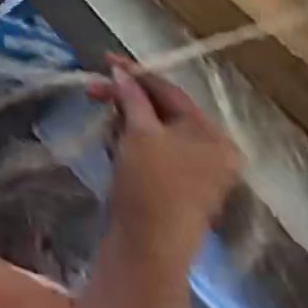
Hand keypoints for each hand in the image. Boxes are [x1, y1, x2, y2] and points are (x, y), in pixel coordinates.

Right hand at [90, 59, 241, 251]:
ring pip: (158, 130)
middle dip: (128, 100)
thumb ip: (131, 97)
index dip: (135, 74)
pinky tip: (115, 143)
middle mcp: (213, 150)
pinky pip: (157, 150)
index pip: (170, 91)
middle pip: (164, 111)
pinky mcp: (180, 187)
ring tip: (104, 120)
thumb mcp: (138, 132)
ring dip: (128, 120)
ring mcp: (199, 171)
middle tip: (93, 91)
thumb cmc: (149, 184)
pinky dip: (134, 141)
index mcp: (212, 134)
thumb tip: (120, 72)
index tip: (105, 60)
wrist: (148, 247)